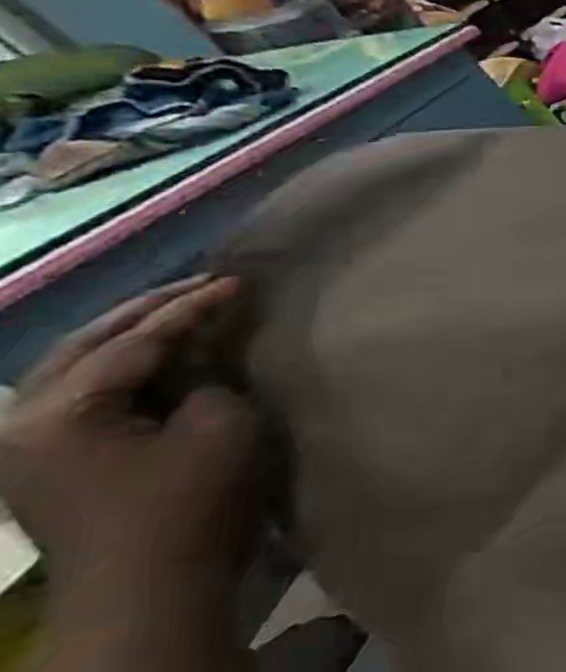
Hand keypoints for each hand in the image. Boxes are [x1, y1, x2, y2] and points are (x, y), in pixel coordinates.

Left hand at [0, 277, 259, 614]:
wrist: (149, 588)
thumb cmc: (191, 501)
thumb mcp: (219, 425)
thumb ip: (204, 381)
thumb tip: (196, 367)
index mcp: (58, 415)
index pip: (134, 341)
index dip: (192, 307)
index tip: (239, 281)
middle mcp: (19, 424)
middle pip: (83, 346)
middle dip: (147, 310)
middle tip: (207, 284)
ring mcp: (22, 448)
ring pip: (72, 367)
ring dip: (128, 335)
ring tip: (184, 310)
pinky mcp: (42, 465)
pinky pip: (76, 393)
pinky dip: (118, 365)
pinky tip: (158, 357)